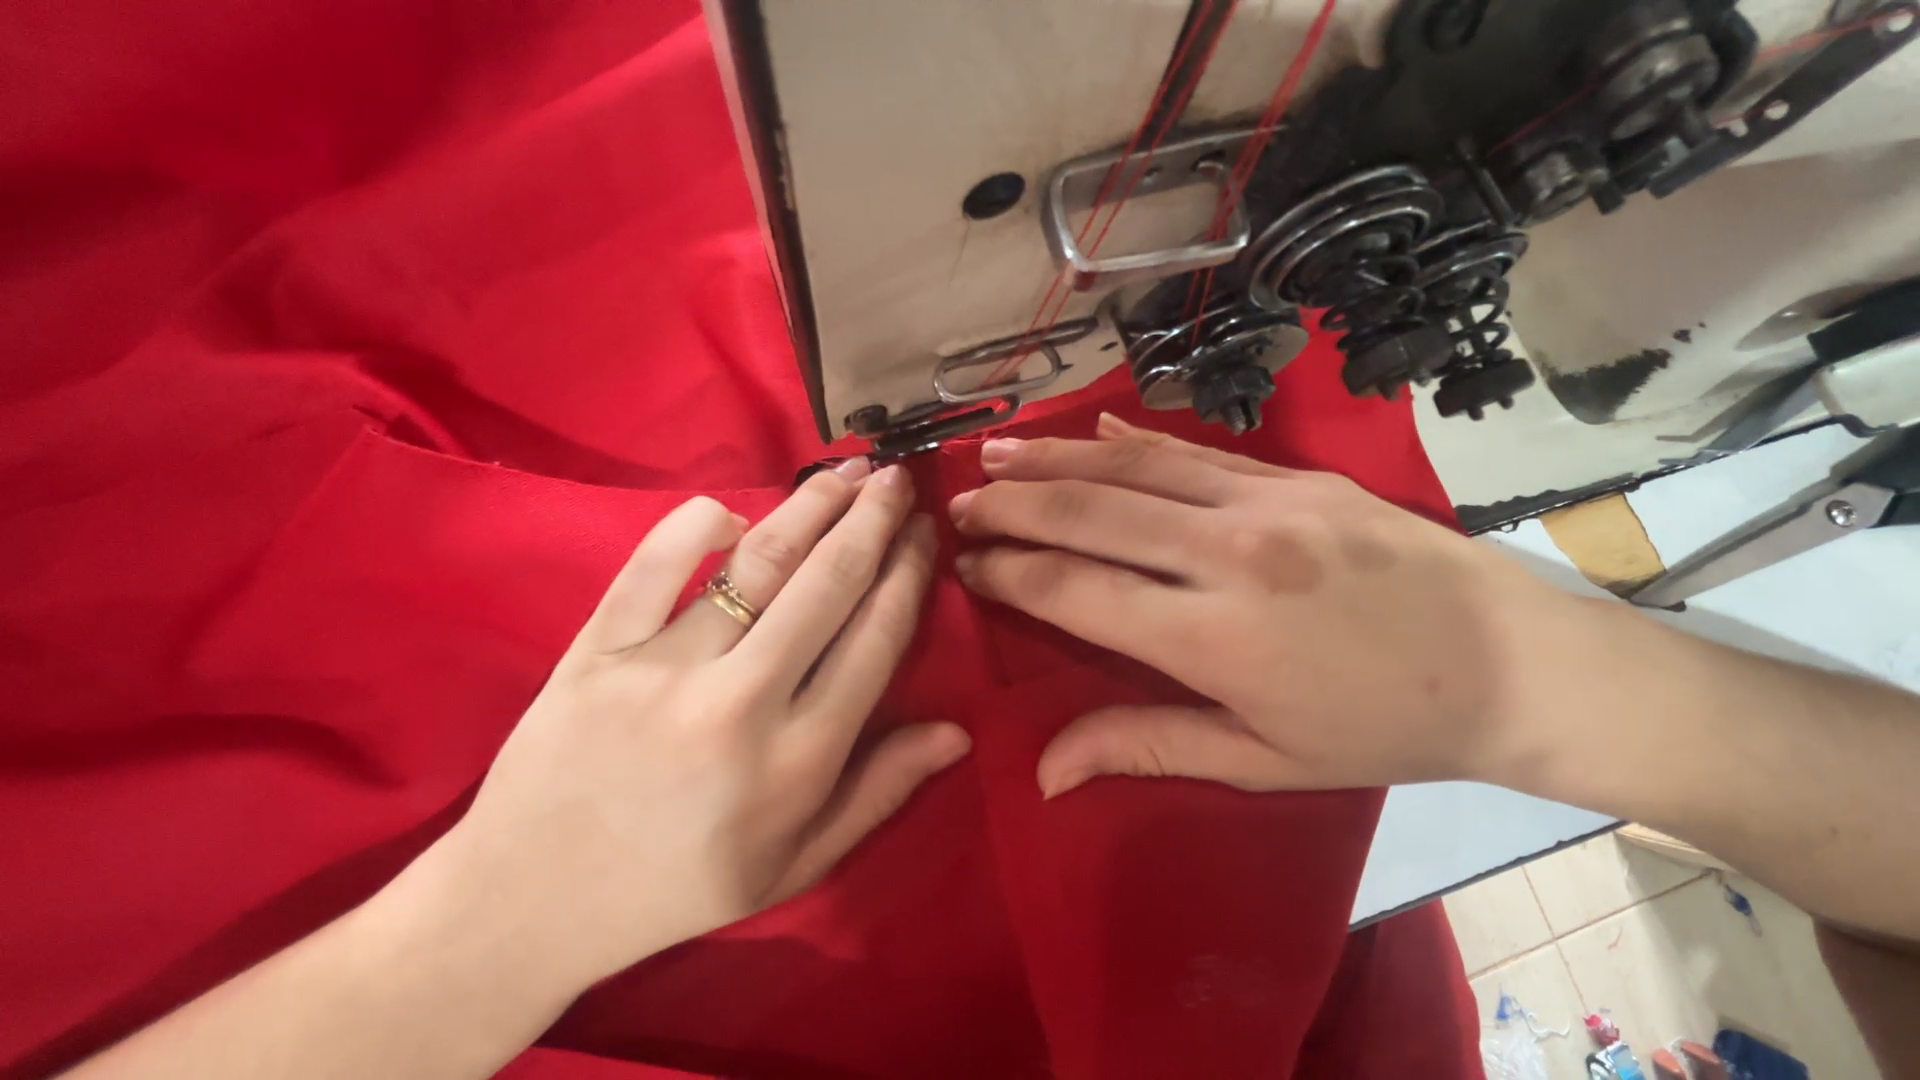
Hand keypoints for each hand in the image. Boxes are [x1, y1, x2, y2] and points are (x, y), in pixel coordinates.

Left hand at [442, 461, 968, 986]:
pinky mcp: (596, 650)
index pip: (875, 641)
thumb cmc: (678, 887)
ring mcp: (662, 671)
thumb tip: (956, 731)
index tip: (922, 534)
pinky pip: (652, 565)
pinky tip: (735, 513)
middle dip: (872, 522)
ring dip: (809, 509)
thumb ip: (878, 794)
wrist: (532, 902)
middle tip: (894, 480)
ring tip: (843, 474)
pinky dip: (697, 526)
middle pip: (827, 587)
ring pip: (757, 566)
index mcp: (799, 762)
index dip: (907, 576)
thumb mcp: (794, 866)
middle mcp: (741, 706)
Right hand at [949, 414, 1581, 797]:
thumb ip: (1145, 748)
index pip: (1077, 592)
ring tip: (994, 452)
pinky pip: (1191, 453)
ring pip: (1131, 470)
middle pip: (1090, 516)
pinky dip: (1131, 441)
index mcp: (1214, 639)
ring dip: (1054, 460)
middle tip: (960, 501)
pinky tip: (1087, 430)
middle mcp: (1227, 556)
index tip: (965, 566)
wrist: (1514, 664)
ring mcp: (1264, 503)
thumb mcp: (1262, 761)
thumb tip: (1044, 770)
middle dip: (1013, 506)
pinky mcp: (1295, 476)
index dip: (1010, 574)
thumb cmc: (1381, 729)